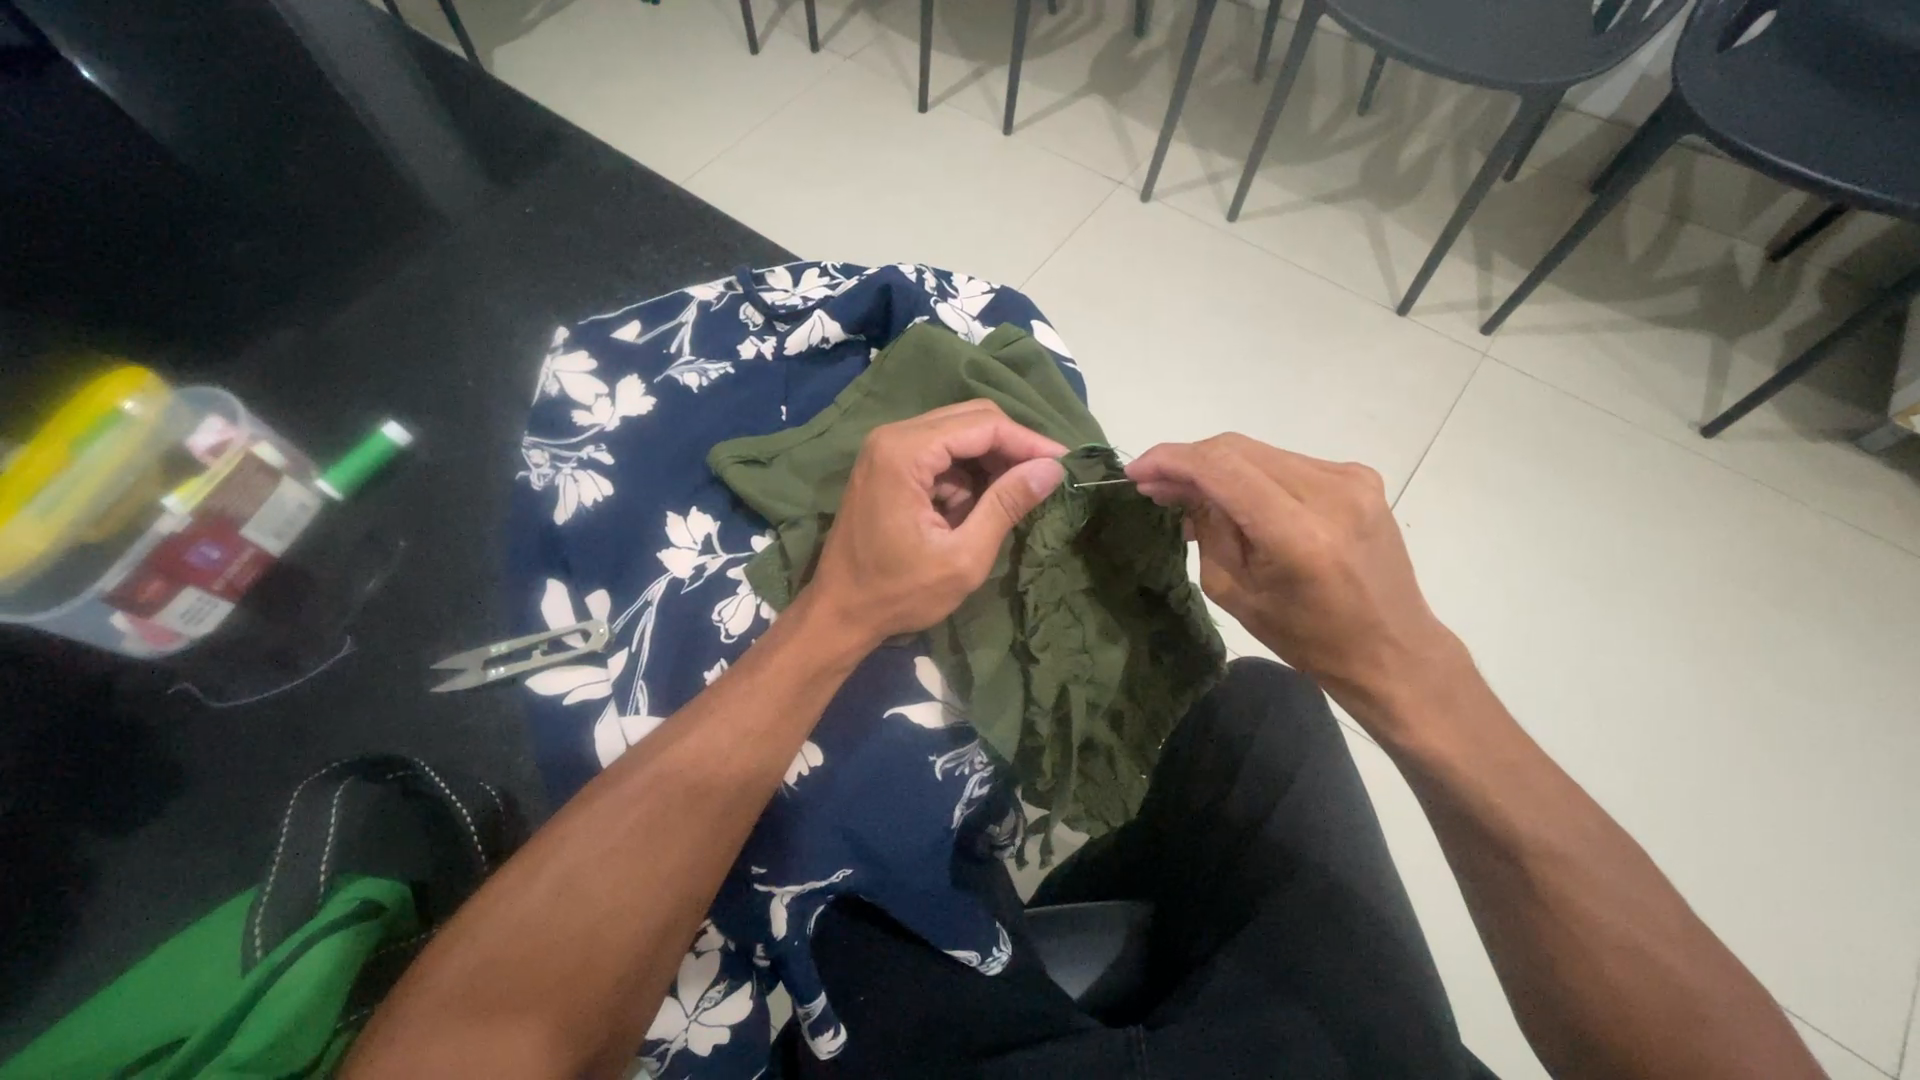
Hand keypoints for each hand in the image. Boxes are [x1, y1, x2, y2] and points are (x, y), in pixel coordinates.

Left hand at [808, 401, 1065, 649]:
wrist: (839, 613)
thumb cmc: (898, 593)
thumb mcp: (963, 557)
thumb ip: (1006, 506)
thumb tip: (1052, 469)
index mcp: (904, 452)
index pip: (982, 424)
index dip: (1028, 441)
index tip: (1065, 462)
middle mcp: (892, 437)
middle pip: (970, 419)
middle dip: (1012, 446)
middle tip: (1046, 477)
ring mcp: (886, 449)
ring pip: (957, 434)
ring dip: (990, 461)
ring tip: (1016, 496)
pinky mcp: (887, 466)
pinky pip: (940, 453)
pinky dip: (966, 474)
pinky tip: (979, 506)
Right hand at [1125, 434, 1463, 714]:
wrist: (1390, 648)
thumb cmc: (1307, 638)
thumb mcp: (1237, 592)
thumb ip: (1208, 531)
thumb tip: (1181, 488)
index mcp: (1299, 533)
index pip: (1222, 468)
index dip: (1171, 461)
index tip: (1135, 472)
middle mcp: (1330, 493)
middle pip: (1237, 449)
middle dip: (1188, 461)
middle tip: (1153, 485)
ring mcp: (1351, 480)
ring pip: (1259, 452)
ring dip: (1217, 467)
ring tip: (1186, 495)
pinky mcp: (1359, 478)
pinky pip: (1285, 463)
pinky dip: (1250, 475)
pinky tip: (1232, 499)